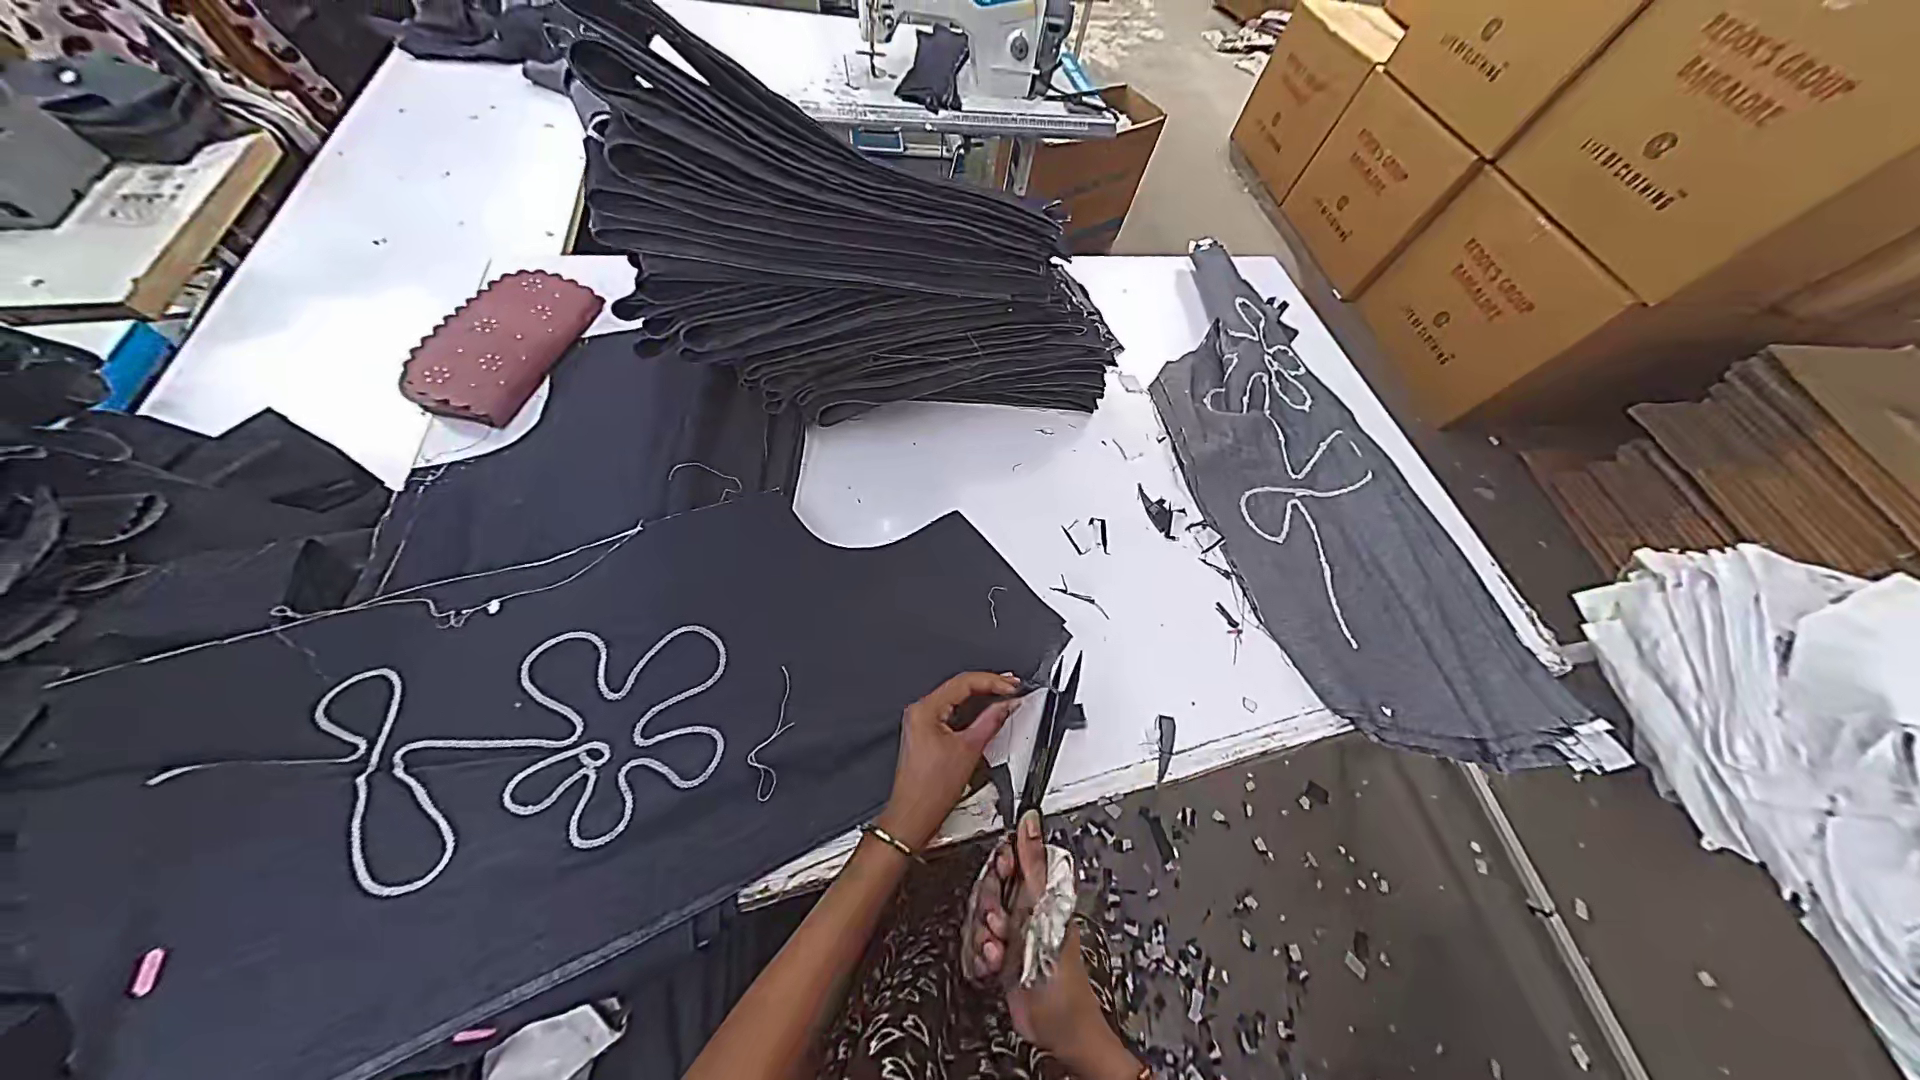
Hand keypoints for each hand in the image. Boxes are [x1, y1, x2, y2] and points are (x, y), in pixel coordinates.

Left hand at [876, 671, 1019, 849]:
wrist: (914, 815)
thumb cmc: (930, 790)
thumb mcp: (969, 750)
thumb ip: (991, 721)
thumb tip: (1006, 705)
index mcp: (925, 710)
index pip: (963, 682)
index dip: (992, 681)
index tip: (1010, 685)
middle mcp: (920, 712)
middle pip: (959, 687)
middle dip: (988, 685)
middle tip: (1011, 686)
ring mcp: (921, 722)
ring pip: (956, 699)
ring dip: (981, 697)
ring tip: (1003, 695)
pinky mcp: (925, 733)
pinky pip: (951, 713)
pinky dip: (971, 711)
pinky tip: (986, 712)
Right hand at [967, 811, 1140, 1078]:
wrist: (1056, 1023)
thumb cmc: (1059, 966)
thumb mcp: (1043, 903)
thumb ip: (1033, 860)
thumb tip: (1031, 819)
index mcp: (1038, 888)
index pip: (1008, 858)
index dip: (999, 865)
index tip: (1001, 875)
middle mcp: (1024, 906)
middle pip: (988, 888)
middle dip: (988, 906)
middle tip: (1000, 922)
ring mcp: (1011, 931)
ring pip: (978, 917)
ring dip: (983, 936)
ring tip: (1000, 949)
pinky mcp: (1000, 956)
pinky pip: (975, 944)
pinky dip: (980, 955)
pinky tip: (994, 963)